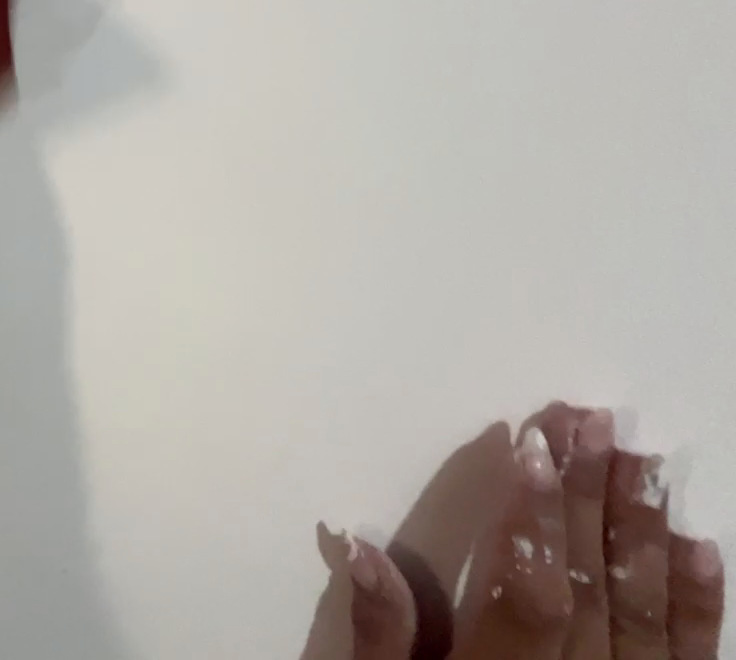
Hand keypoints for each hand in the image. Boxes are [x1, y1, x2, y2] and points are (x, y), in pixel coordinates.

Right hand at [314, 403, 723, 658]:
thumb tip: (358, 543)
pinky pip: (694, 654)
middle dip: (590, 495)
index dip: (532, 514)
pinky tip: (696, 540)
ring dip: (644, 525)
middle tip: (590, 421)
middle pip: (595, 582)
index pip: (532, 584)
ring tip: (642, 455)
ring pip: (649, 606)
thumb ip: (380, 629)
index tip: (530, 443)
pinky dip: (700, 597)